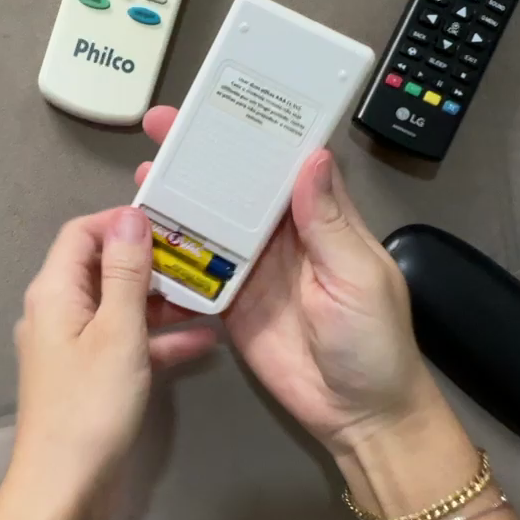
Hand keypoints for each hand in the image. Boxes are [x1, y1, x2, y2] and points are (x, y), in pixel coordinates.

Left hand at [9, 207, 219, 501]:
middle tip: (199, 257)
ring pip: (118, 306)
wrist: (64, 488)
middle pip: (102, 267)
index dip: (122, 221)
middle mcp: (57, 311)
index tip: (170, 222)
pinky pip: (124, 342)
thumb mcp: (118, 331)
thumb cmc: (91, 405)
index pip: (82, 232)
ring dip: (160, 300)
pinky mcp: (88, 375)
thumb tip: (130, 217)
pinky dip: (157, 338)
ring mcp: (72, 345)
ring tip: (209, 294)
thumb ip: (125, 272)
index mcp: (54, 291)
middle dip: (150, 260)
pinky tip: (204, 342)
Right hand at [136, 108, 443, 454]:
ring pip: (210, 224)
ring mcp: (252, 269)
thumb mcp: (360, 277)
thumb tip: (312, 158)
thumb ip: (330, 222)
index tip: (221, 104)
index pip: (284, 163)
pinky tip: (145, 238)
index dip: (254, 132)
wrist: (356, 415)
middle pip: (236, 187)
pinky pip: (196, 272)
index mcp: (320, 219)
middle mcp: (281, 236)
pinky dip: (171, 255)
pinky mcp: (229, 303)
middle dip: (201, 157)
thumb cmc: (374, 343)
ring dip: (179, 201)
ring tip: (145, 176)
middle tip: (162, 129)